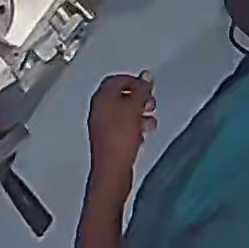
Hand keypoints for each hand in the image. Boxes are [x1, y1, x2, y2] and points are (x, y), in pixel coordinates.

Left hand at [86, 72, 155, 186]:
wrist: (112, 172)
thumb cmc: (121, 137)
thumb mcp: (135, 107)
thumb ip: (142, 89)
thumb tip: (146, 75)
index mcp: (102, 97)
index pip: (117, 79)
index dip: (134, 80)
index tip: (146, 86)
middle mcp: (99, 109)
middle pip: (120, 95)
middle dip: (137, 97)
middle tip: (149, 102)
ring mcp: (101, 126)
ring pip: (122, 111)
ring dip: (137, 112)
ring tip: (149, 119)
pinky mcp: (107, 141)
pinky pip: (121, 126)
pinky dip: (133, 125)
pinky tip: (142, 133)